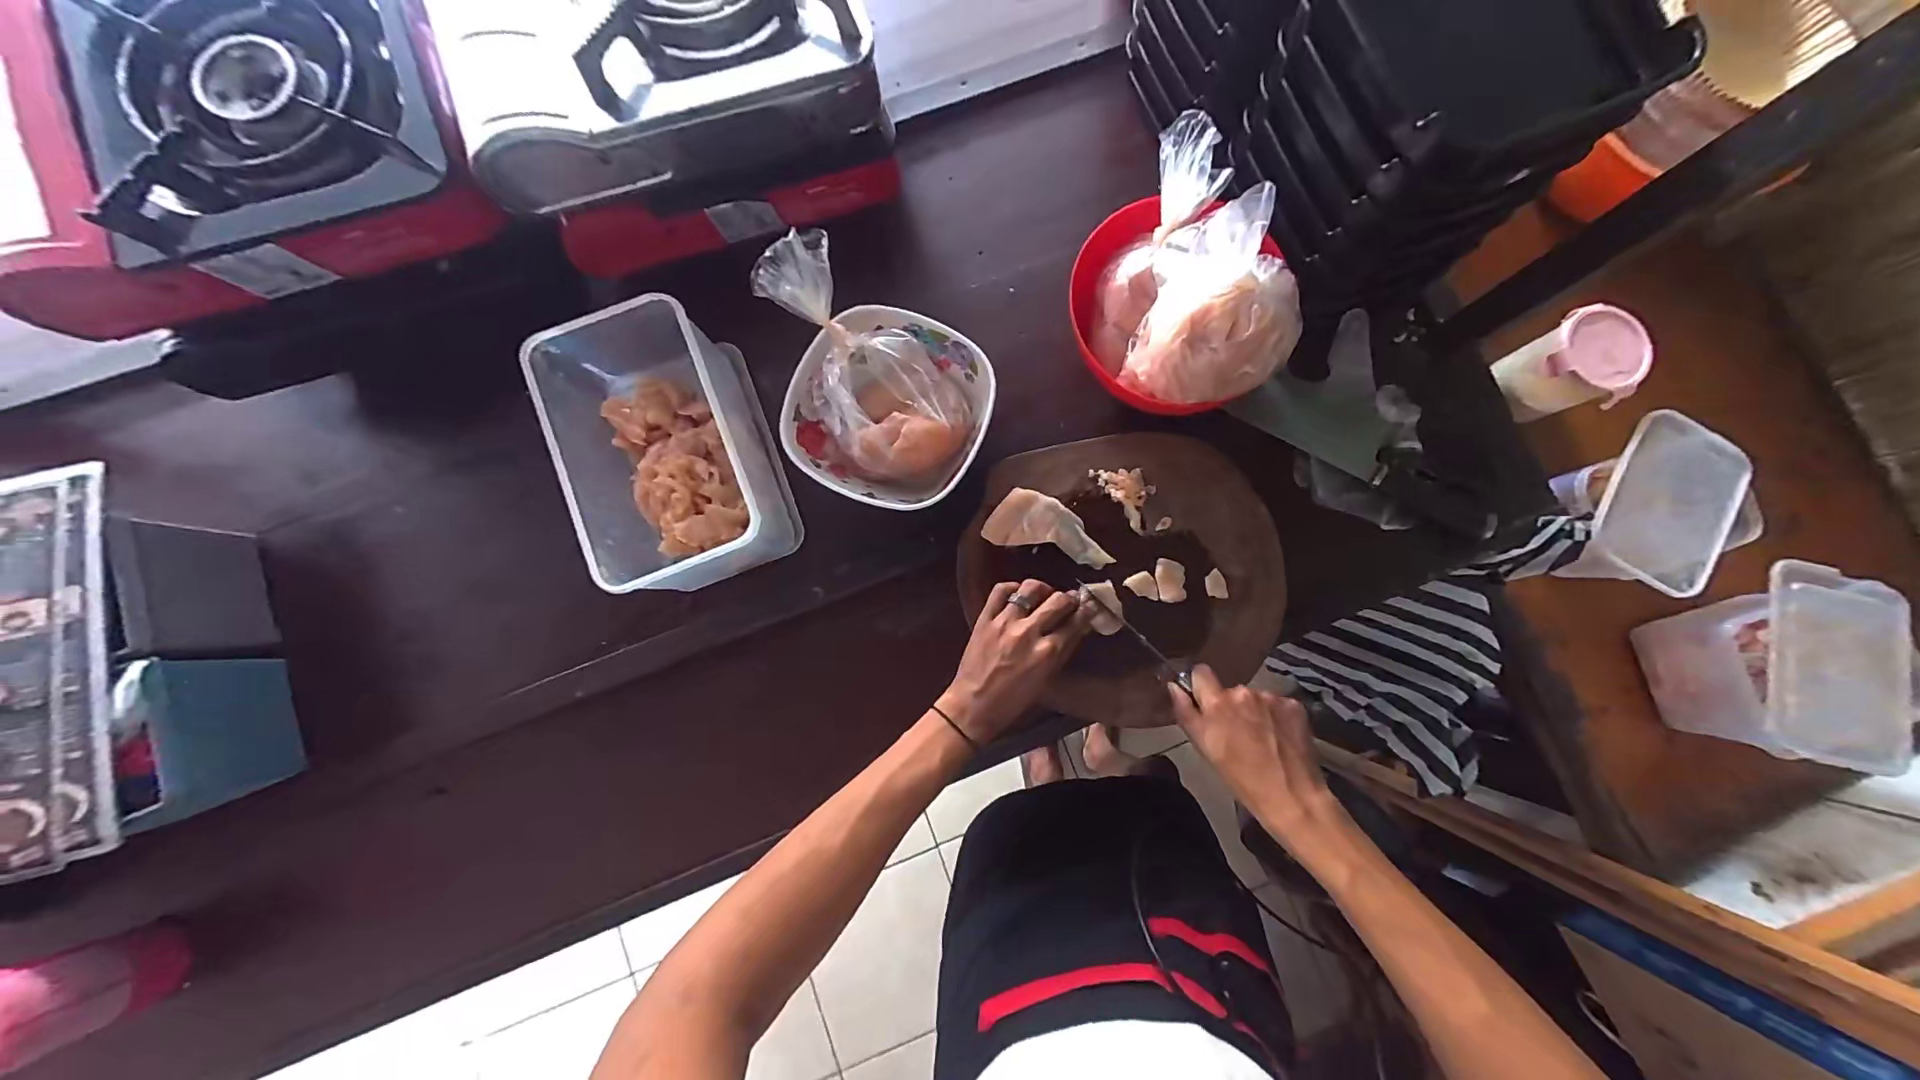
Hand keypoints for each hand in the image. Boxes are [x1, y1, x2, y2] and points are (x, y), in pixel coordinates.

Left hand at [938, 580, 1094, 743]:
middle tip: (1069, 600)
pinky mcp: (985, 619)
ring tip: (1044, 595)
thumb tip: (1079, 628)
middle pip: (1058, 601)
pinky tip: (1018, 593)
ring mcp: (1005, 623)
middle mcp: (1028, 633)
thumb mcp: (1046, 679)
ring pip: (1030, 589)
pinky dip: (1012, 587)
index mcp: (1048, 653)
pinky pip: (1000, 591)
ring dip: (1043, 589)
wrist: (974, 705)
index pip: (1076, 622)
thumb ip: (1064, 651)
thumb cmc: (1013, 700)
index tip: (1089, 606)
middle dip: (1068, 598)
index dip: (1086, 611)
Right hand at [1167, 665, 1339, 841]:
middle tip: (1238, 734)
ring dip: (1255, 712)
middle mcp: (1243, 692)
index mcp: (1217, 702)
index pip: (1201, 672)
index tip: (1205, 702)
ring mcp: (1271, 697)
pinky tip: (1281, 738)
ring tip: (1263, 739)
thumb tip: (1174, 686)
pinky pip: (1278, 704)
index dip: (1201, 686)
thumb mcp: (1204, 748)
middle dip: (1231, 706)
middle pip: (1230, 690)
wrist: (1292, 796)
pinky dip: (1277, 717)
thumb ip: (1185, 713)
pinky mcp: (1294, 705)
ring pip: (1255, 698)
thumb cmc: (1241, 778)